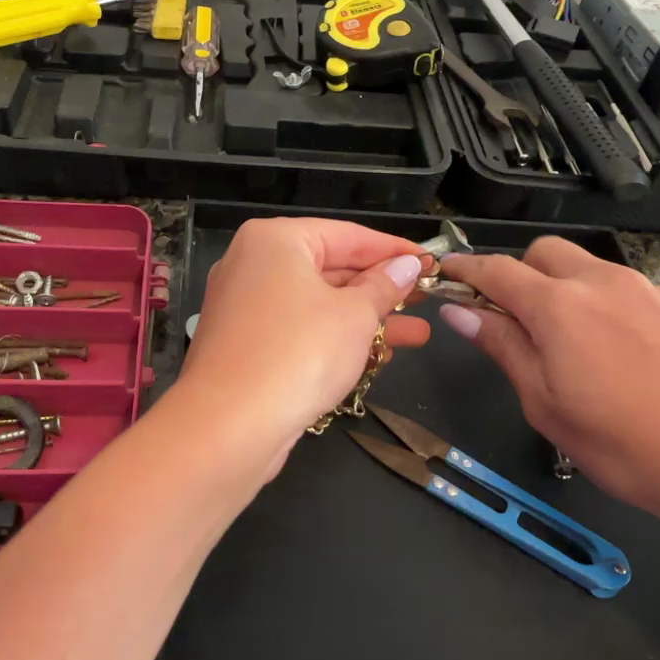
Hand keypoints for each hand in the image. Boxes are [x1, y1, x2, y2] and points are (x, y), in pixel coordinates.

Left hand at [178, 218, 429, 463]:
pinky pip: (299, 331)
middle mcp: (253, 264)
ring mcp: (244, 306)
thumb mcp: (355, 316)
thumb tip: (406, 265)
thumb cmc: (299, 353)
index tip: (430, 262)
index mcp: (275, 240)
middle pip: (330, 268)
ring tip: (418, 334)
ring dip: (365, 319)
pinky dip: (334, 339)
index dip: (393, 249)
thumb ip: (384, 287)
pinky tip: (376, 356)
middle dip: (381, 288)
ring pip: (317, 304)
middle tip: (426, 298)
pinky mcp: (244, 345)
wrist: (228, 424)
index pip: (347, 235)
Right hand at [439, 238, 659, 535]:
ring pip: (587, 269)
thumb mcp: (546, 405)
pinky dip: (601, 305)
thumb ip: (502, 348)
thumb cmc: (629, 446)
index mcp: (558, 305)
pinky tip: (618, 356)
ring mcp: (648, 290)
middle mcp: (602, 282)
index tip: (444, 274)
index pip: (495, 270)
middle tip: (508, 319)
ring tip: (566, 346)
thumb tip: (459, 311)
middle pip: (544, 253)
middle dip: (516, 273)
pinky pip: (625, 290)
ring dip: (561, 289)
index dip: (464, 269)